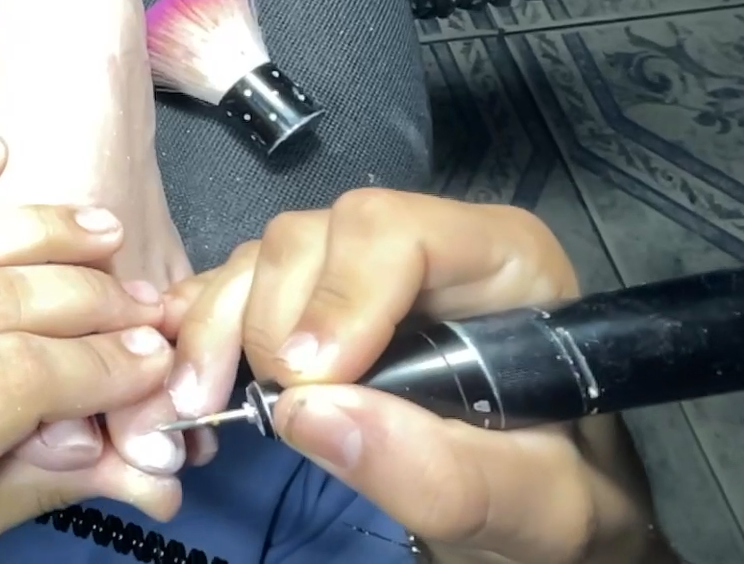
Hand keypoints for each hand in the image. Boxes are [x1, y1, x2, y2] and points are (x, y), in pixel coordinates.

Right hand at [164, 190, 672, 563]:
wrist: (527, 500)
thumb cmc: (560, 494)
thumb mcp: (540, 511)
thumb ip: (447, 474)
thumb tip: (307, 414)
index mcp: (494, 260)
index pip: (393, 232)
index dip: (339, 293)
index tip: (304, 377)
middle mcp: (404, 239)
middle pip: (305, 239)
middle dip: (266, 318)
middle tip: (255, 404)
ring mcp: (341, 260)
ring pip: (256, 257)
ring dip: (216, 325)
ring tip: (198, 396)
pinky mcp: (296, 288)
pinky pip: (229, 280)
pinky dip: (197, 320)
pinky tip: (183, 360)